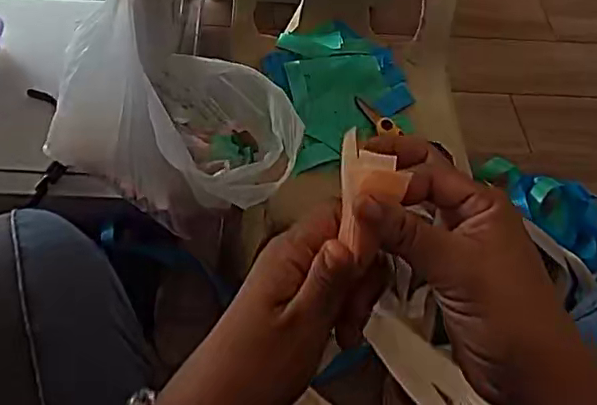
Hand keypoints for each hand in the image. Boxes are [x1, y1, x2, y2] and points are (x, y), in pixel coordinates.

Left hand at [160, 202, 384, 404]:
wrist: (221, 392)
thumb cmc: (257, 363)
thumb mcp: (302, 325)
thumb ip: (329, 279)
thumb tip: (350, 238)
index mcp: (291, 249)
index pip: (337, 210)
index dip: (366, 231)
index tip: (375, 271)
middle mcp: (291, 251)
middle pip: (344, 237)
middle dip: (362, 274)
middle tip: (356, 315)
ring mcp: (291, 270)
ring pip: (341, 264)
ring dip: (354, 295)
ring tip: (346, 331)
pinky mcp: (292, 291)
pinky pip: (329, 284)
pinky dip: (342, 306)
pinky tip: (339, 333)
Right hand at [357, 136, 596, 404]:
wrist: (536, 383)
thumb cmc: (509, 314)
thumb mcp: (456, 266)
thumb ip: (406, 231)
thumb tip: (361, 199)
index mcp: (479, 202)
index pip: (428, 170)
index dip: (393, 172)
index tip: (356, 178)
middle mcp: (466, 217)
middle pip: (420, 183)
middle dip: (388, 177)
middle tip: (352, 172)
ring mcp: (454, 245)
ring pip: (412, 214)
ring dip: (385, 210)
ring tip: (353, 207)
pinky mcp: (443, 273)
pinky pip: (409, 245)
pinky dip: (388, 240)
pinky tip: (368, 241)